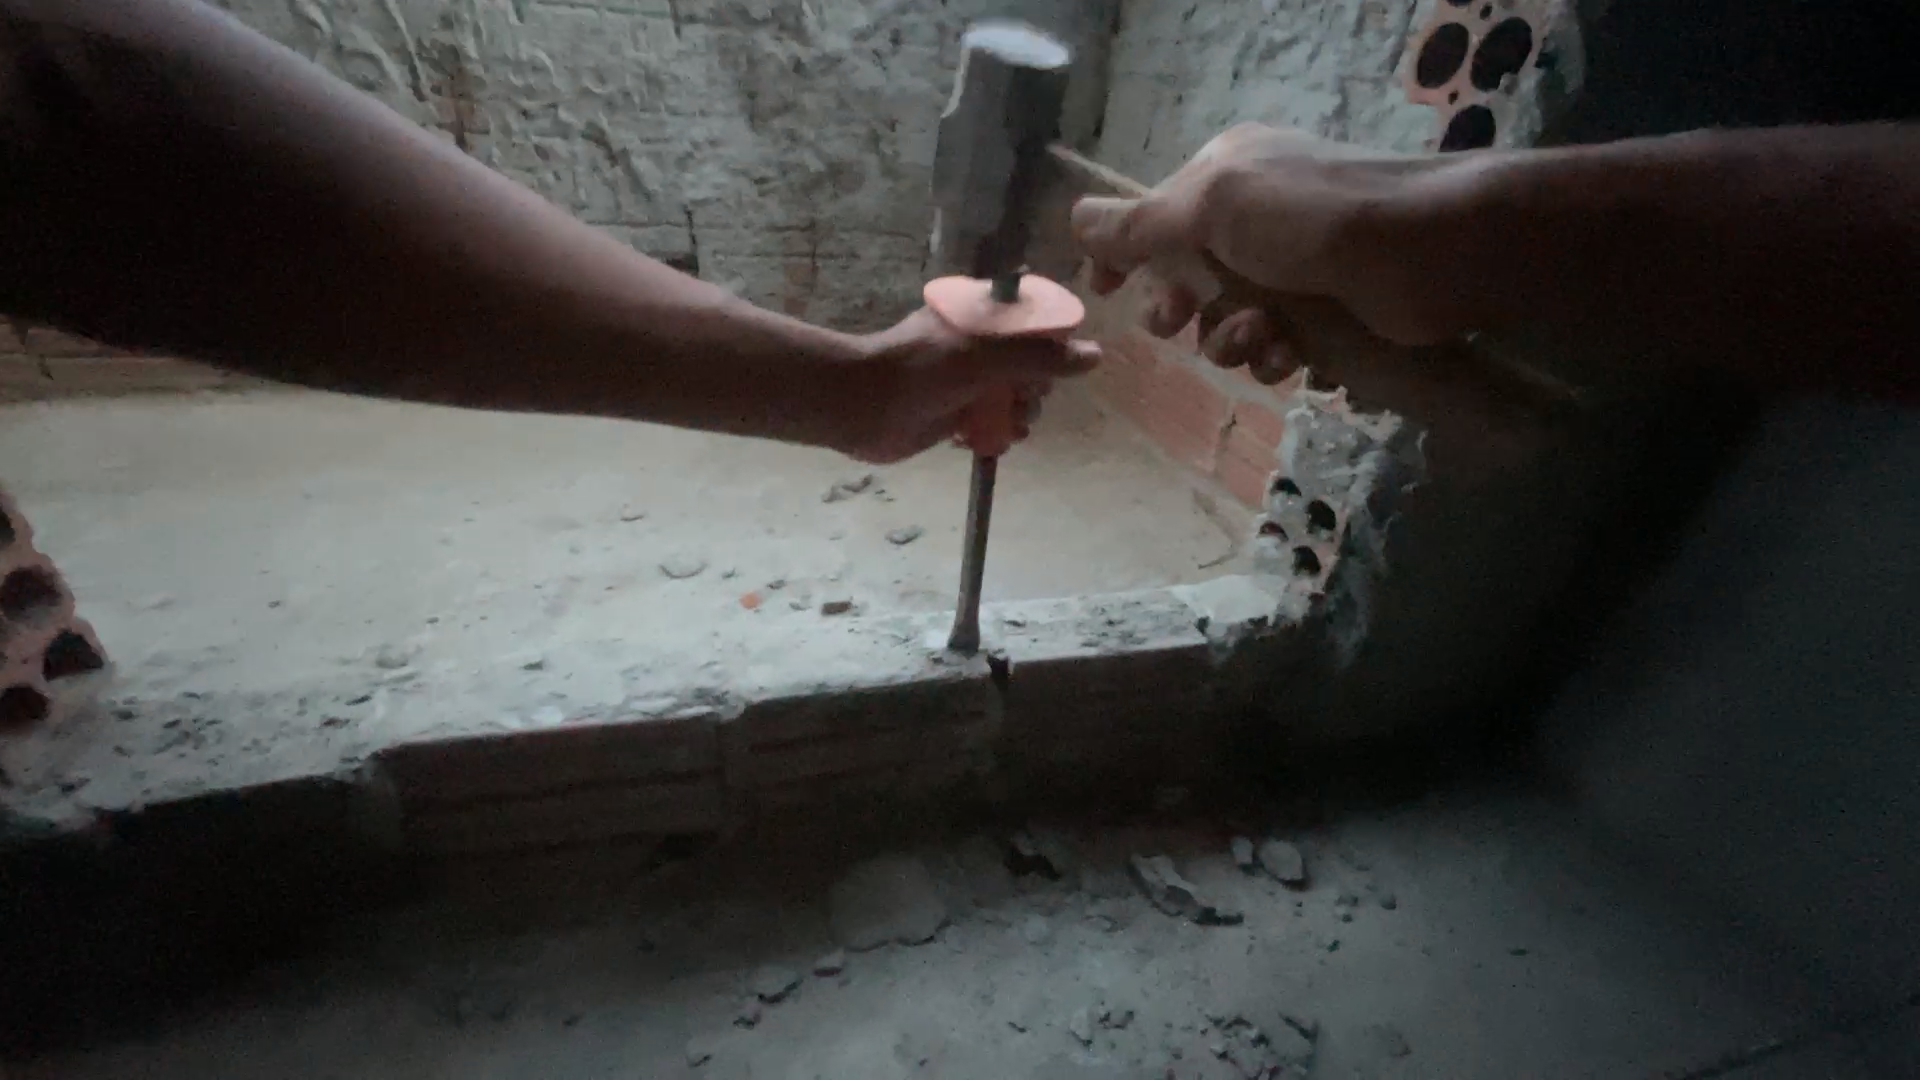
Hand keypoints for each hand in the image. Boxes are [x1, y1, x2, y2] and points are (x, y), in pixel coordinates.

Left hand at [837, 307, 1099, 464]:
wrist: (863, 408)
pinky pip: (993, 424)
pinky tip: (988, 442)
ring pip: (1016, 400)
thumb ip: (1040, 357)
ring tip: (1006, 427)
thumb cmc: (921, 371)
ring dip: (1019, 417)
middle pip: (1033, 368)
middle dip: (1034, 390)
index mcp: (986, 319)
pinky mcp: (957, 416)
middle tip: (1018, 399)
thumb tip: (1094, 357)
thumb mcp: (985, 357)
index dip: (1053, 348)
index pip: (1039, 325)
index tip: (1046, 369)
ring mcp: (970, 383)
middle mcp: (981, 348)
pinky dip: (996, 435)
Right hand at [1070, 124, 1457, 384]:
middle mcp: (1253, 216)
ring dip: (1229, 340)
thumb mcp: (1211, 207)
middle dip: (1176, 309)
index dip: (1122, 256)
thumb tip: (1075, 219)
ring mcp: (1288, 266)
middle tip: (1177, 321)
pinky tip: (1292, 355)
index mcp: (1224, 176)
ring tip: (1260, 336)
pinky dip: (1272, 355)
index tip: (1104, 292)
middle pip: (1182, 278)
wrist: (1431, 253)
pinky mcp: (1320, 311)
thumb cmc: (1310, 219)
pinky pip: (1269, 346)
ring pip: (1223, 322)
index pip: (1151, 216)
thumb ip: (1139, 221)